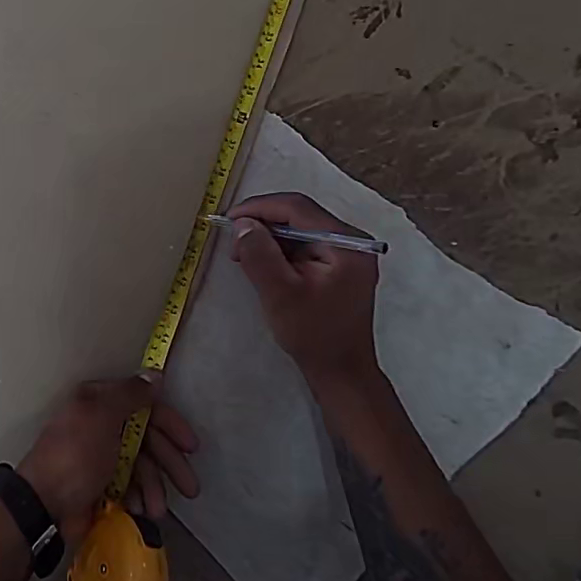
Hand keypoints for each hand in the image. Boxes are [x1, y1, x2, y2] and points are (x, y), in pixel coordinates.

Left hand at [17, 373, 199, 546]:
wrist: (42, 507)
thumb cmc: (75, 455)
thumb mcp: (103, 417)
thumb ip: (132, 395)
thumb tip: (155, 374)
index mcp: (99, 403)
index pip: (145, 406)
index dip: (170, 424)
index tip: (190, 446)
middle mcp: (102, 425)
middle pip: (147, 438)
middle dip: (169, 463)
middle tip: (190, 487)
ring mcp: (101, 457)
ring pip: (140, 466)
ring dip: (153, 486)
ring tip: (156, 509)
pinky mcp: (99, 485)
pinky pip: (128, 486)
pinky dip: (137, 497)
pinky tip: (140, 510)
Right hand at [228, 192, 380, 380]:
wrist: (342, 372)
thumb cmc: (313, 335)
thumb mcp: (280, 294)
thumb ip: (260, 255)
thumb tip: (243, 223)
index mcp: (345, 242)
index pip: (297, 207)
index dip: (259, 208)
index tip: (229, 219)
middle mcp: (351, 240)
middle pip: (299, 215)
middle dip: (263, 224)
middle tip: (234, 243)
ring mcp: (348, 253)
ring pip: (299, 229)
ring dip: (270, 238)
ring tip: (244, 256)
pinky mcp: (339, 266)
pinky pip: (305, 245)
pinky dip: (281, 250)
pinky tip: (264, 265)